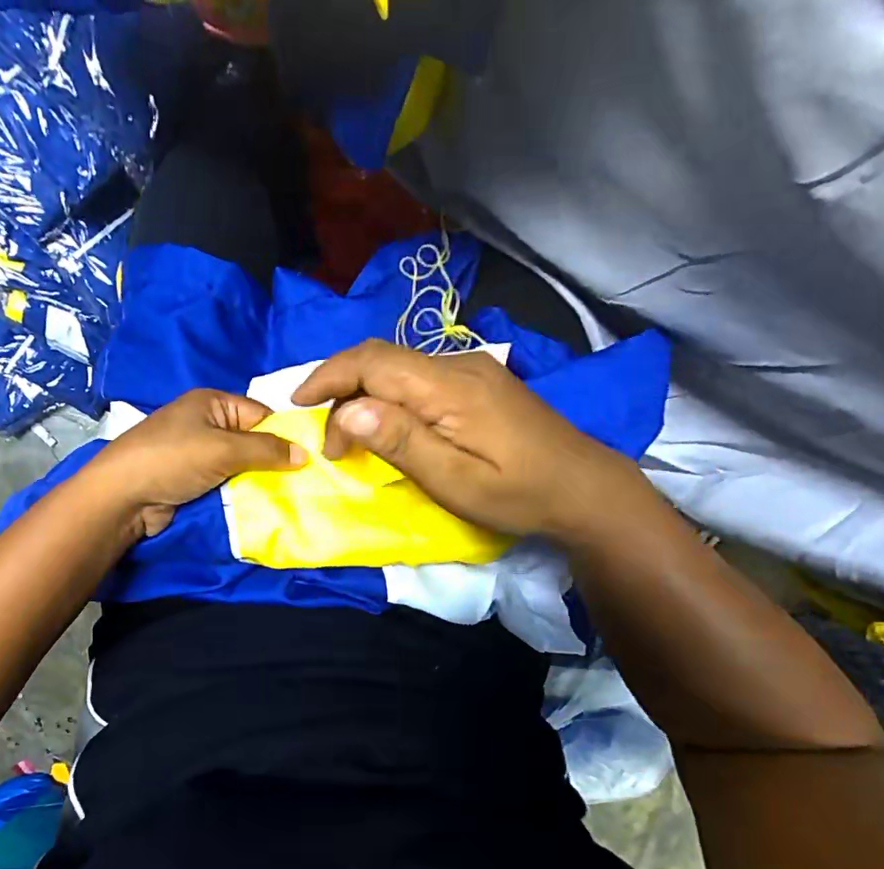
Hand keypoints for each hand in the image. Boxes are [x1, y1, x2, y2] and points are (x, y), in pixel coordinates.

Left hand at [86, 389, 306, 537]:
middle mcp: (205, 423)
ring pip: (239, 465)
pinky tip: (259, 504)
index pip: (260, 414)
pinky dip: (238, 492)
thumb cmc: (172, 459)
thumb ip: (265, 450)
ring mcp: (196, 453)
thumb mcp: (223, 449)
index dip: (283, 435)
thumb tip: (305, 455)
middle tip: (302, 482)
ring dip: (256, 480)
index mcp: (212, 403)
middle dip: (272, 461)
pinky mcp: (190, 480)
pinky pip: (223, 482)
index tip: (309, 458)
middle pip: (251, 440)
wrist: (123, 495)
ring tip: (287, 496)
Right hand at [291, 340, 645, 542]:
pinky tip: (386, 426)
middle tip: (332, 443)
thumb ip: (401, 441)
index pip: (372, 362)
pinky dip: (386, 397)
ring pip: (396, 367)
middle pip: (380, 358)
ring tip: (352, 438)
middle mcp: (458, 364)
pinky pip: (416, 377)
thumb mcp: (454, 481)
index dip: (328, 378)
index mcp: (450, 387)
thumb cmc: (517, 494)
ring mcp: (471, 369)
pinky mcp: (477, 380)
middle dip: (341, 390)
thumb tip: (348, 410)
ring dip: (362, 395)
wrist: (584, 488)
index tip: (299, 409)